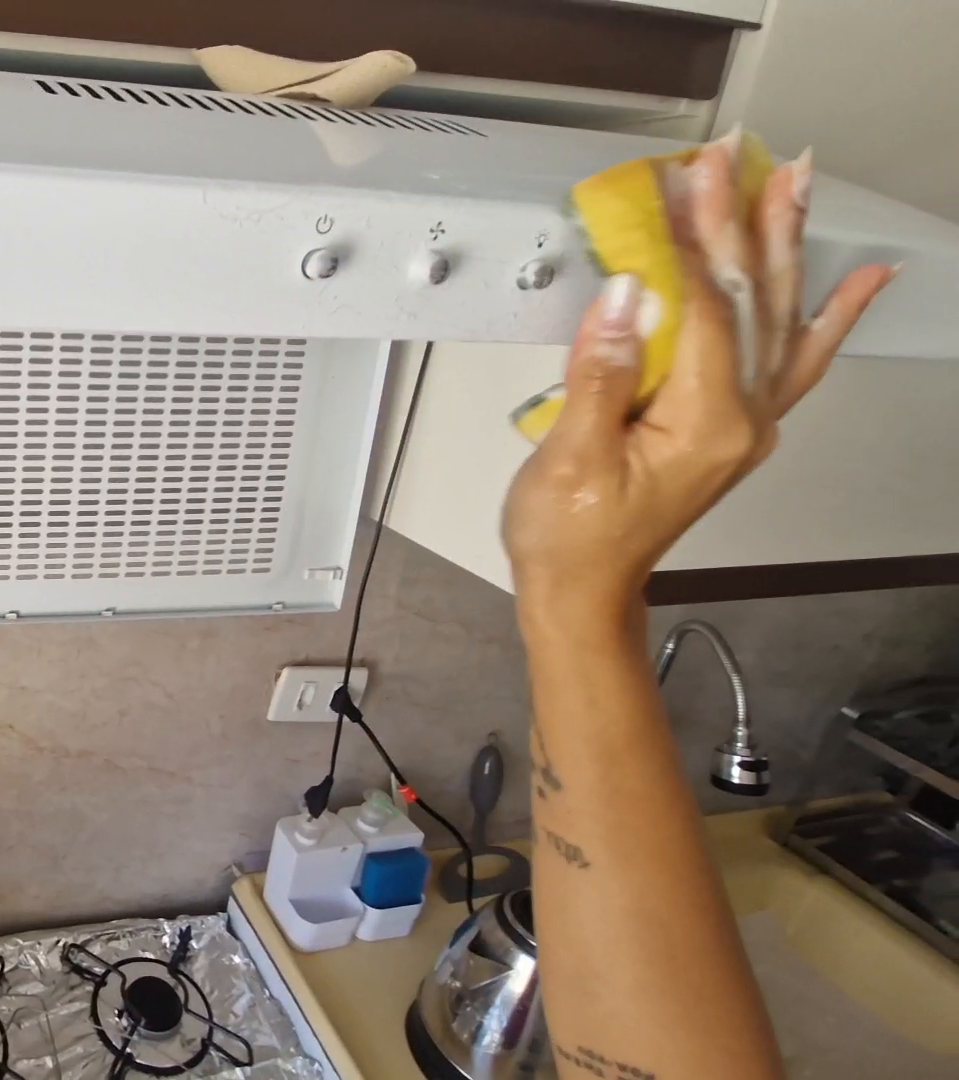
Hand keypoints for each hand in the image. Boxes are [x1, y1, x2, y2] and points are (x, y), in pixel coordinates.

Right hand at [503, 136, 894, 618]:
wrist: (579, 587)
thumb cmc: (564, 533)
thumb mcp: (570, 460)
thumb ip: (602, 379)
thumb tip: (628, 298)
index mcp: (707, 422)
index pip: (709, 312)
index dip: (693, 243)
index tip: (679, 184)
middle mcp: (746, 417)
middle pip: (755, 304)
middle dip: (744, 226)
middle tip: (740, 159)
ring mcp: (745, 423)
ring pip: (780, 321)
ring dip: (784, 250)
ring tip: (793, 184)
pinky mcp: (727, 429)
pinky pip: (793, 364)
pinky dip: (827, 319)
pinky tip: (858, 285)